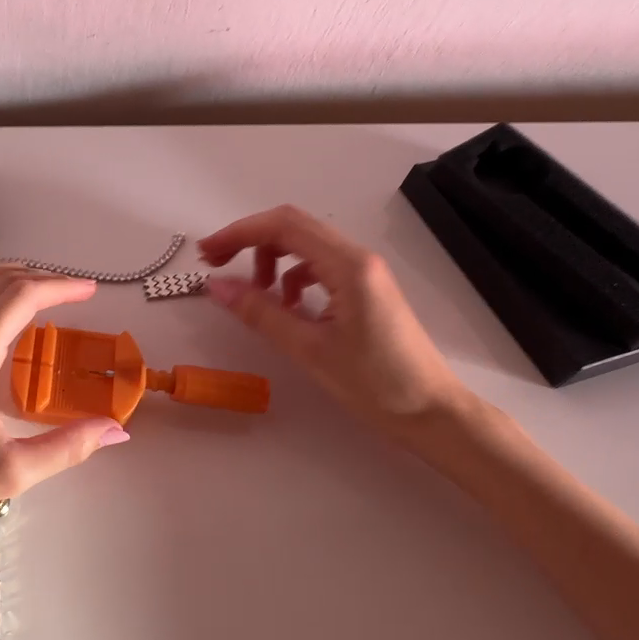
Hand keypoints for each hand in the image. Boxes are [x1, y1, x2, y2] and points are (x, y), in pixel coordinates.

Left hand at [0, 265, 130, 540]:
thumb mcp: (10, 472)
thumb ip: (67, 448)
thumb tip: (117, 430)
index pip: (19, 298)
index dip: (59, 287)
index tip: (89, 291)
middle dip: (42, 278)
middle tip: (76, 292)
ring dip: (10, 276)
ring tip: (44, 290)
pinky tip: (1, 314)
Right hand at [197, 205, 476, 442]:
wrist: (432, 412)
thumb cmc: (375, 384)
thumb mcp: (309, 349)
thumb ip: (261, 313)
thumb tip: (217, 287)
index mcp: (348, 265)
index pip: (283, 226)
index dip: (238, 233)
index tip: (206, 255)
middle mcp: (358, 258)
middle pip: (292, 228)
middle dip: (248, 241)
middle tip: (215, 266)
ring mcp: (364, 273)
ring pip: (304, 247)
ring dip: (270, 260)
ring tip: (253, 295)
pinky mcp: (365, 290)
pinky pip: (318, 267)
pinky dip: (291, 278)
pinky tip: (286, 308)